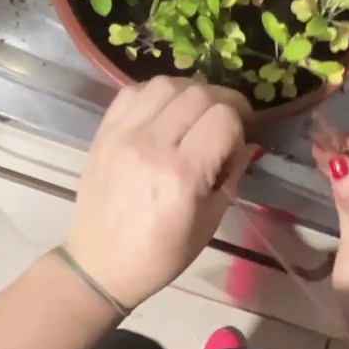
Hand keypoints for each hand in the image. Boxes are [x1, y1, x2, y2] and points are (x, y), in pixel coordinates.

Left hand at [64, 78, 254, 308]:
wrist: (101, 263)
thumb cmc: (161, 254)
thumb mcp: (210, 222)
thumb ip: (231, 176)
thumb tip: (247, 144)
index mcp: (182, 176)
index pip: (224, 119)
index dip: (241, 125)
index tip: (239, 142)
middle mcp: (152, 146)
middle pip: (200, 94)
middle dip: (223, 103)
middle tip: (226, 122)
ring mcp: (123, 135)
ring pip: (167, 84)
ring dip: (190, 93)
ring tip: (195, 114)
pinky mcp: (104, 132)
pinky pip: (134, 91)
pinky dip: (156, 94)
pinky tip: (164, 113)